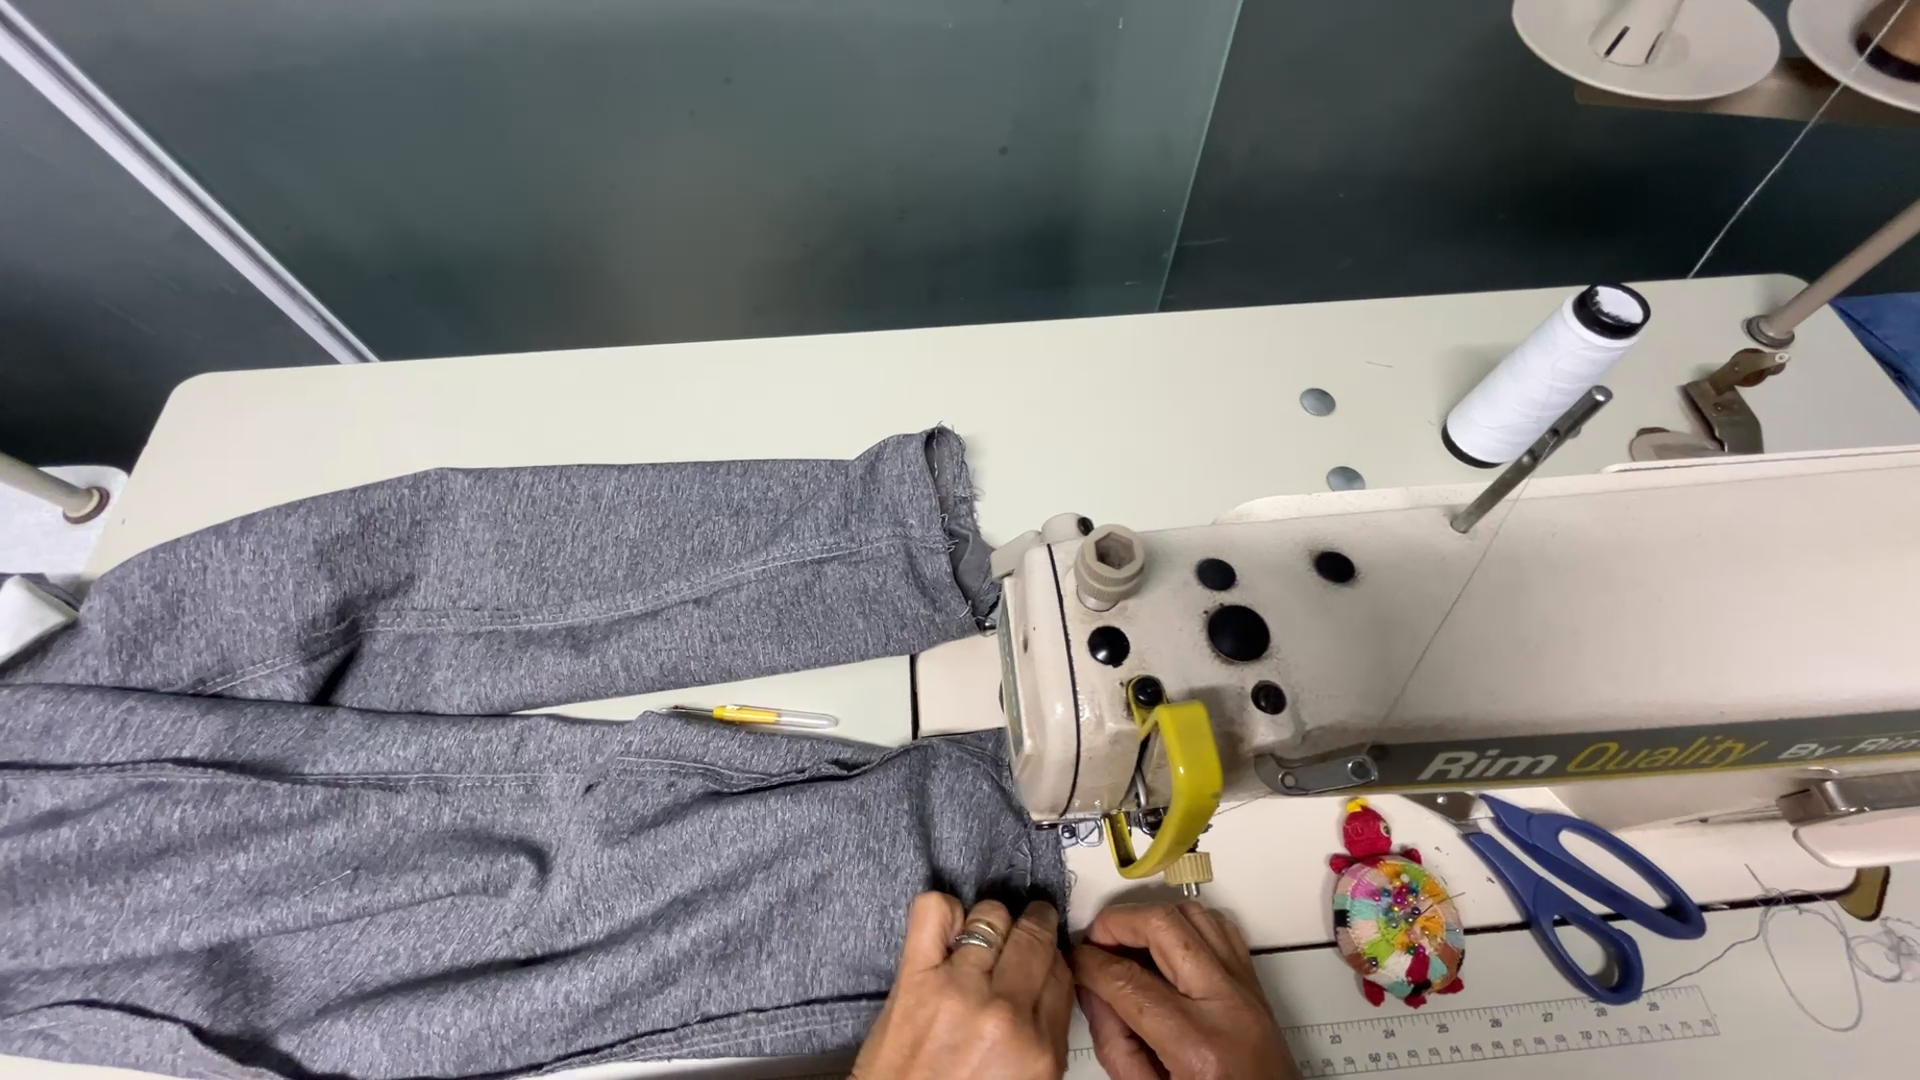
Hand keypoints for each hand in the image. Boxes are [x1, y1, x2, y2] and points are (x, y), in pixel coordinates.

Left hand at [851, 891, 1073, 1079]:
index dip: (1051, 955)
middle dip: (1034, 926)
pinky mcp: (915, 975)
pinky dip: (945, 910)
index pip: (1060, 971)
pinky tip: (947, 934)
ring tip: (981, 941)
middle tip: (1027, 927)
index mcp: (1039, 1049)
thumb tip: (1049, 972)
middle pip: (1033, 936)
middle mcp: (1004, 1013)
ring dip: (990, 924)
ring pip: (991, 916)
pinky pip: (935, 909)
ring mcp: (958, 988)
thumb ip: (1047, 1030)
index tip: (1042, 953)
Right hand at [1071, 902, 1297, 1079]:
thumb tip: (1091, 989)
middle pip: (1162, 925)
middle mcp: (1227, 1005)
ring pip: (1191, 913)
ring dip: (1150, 919)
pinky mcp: (1255, 982)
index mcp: (1199, 1048)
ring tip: (1128, 944)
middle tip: (1095, 944)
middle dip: (1115, 923)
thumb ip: (1113, 1042)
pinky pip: (1217, 925)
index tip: (1073, 962)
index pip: (1127, 980)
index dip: (1088, 964)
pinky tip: (1166, 947)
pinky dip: (1185, 923)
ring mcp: (1246, 988)